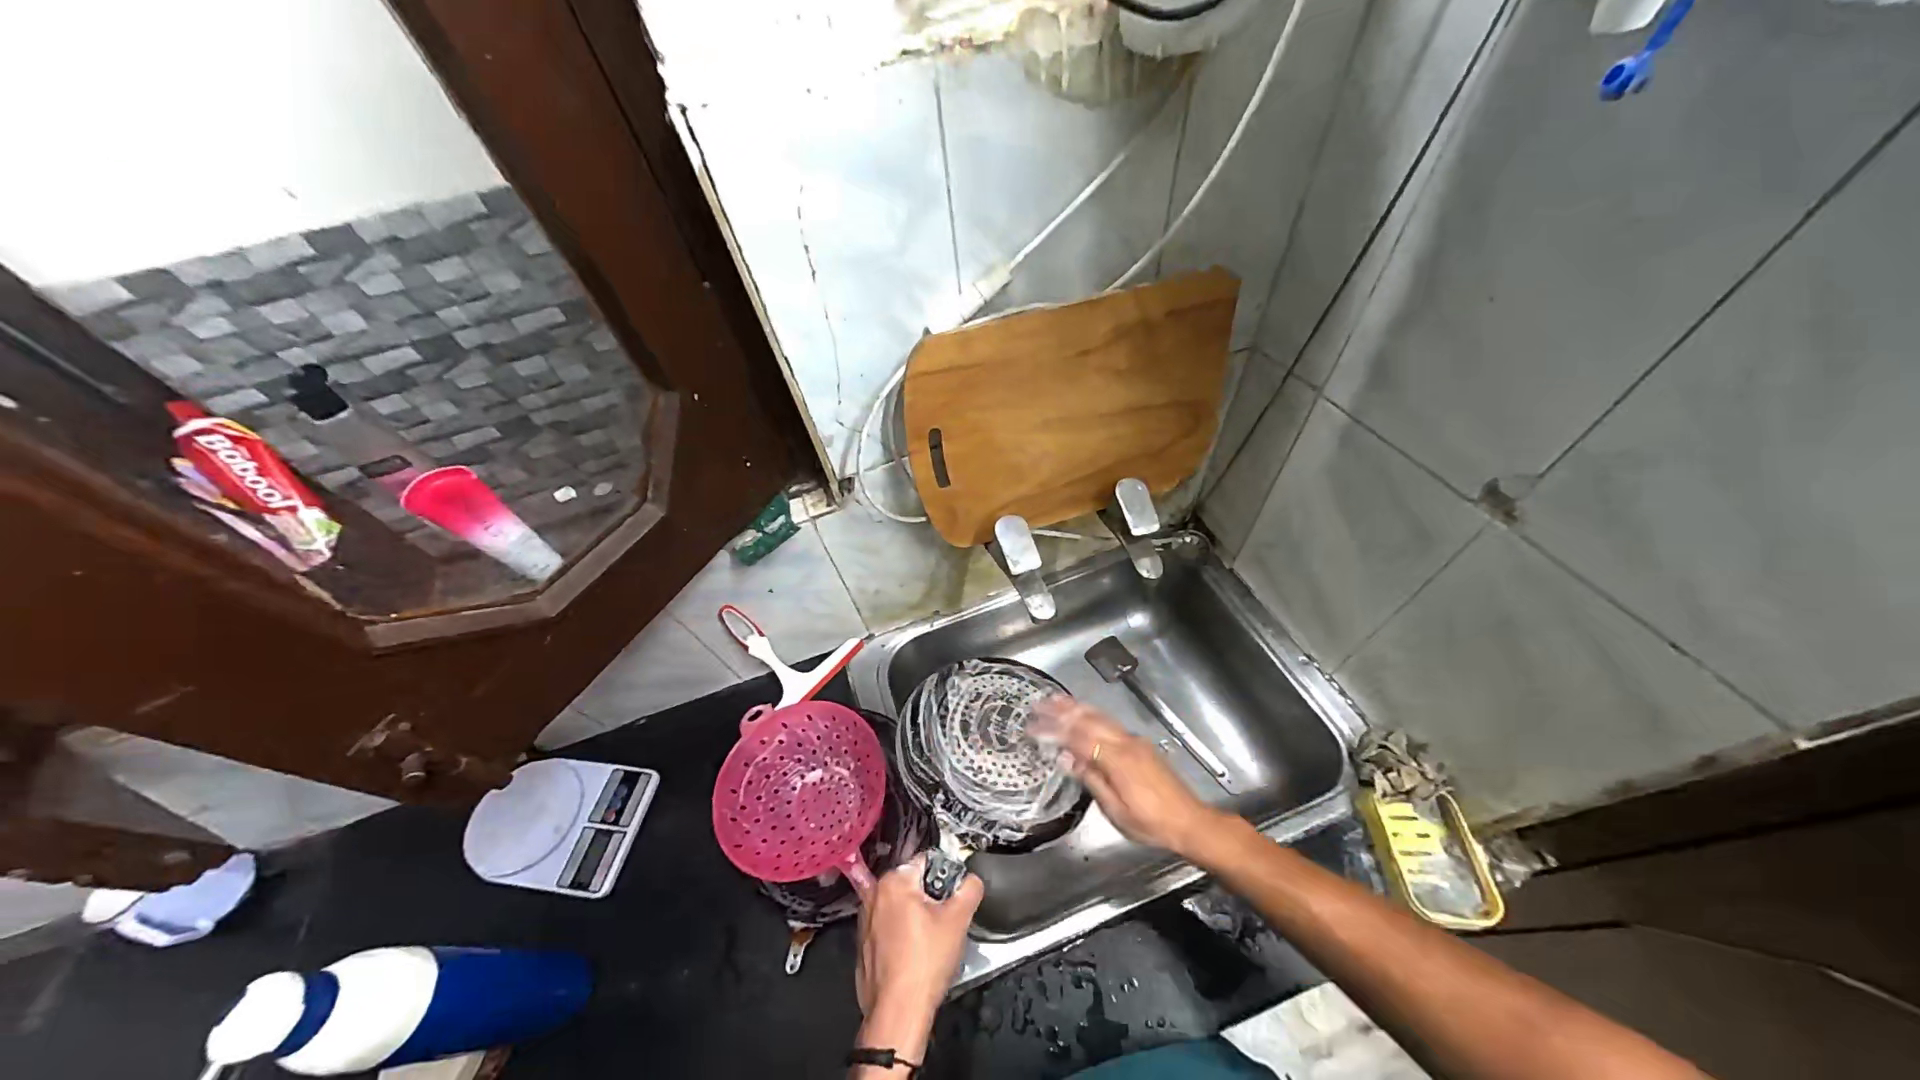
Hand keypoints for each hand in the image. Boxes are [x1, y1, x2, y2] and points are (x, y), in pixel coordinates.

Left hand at [853, 853, 983, 1020]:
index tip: (956, 897)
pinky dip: (902, 933)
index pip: (927, 861)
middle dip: (932, 898)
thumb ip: (970, 889)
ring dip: (917, 915)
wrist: (898, 1012)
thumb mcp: (959, 919)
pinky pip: (889, 927)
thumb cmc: (926, 960)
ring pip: (900, 906)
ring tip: (933, 939)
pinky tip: (915, 953)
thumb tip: (972, 878)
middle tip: (947, 920)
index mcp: (893, 881)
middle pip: (912, 884)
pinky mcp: (863, 943)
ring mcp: (864, 920)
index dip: (947, 875)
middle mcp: (873, 894)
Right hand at [1030, 695, 1228, 859]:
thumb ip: (1091, 780)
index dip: (1055, 731)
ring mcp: (1135, 741)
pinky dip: (1092, 715)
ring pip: (1101, 717)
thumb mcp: (1116, 810)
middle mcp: (1126, 743)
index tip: (1034, 727)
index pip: (1079, 739)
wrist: (1189, 821)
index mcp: (1118, 760)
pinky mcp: (1140, 745)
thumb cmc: (1150, 823)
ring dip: (1077, 708)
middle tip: (1039, 704)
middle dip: (1063, 711)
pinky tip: (1083, 714)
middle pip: (1090, 720)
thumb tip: (1066, 759)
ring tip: (1056, 699)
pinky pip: (1110, 723)